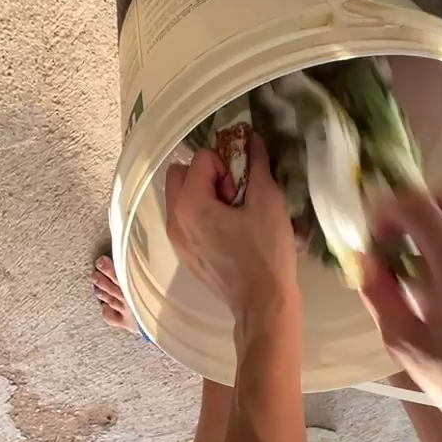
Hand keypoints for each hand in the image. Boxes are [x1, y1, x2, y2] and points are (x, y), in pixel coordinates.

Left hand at [165, 132, 297, 322]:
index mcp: (189, 204)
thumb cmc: (266, 252)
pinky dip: (202, 214)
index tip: (242, 191)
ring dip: (205, 194)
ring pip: (181, 196)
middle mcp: (173, 219)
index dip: (226, 167)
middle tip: (234, 197)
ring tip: (233, 215)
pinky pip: (185, 219)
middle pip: (181, 173)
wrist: (261, 302)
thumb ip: (257, 164)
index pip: (202, 158)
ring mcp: (176, 239)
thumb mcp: (268, 201)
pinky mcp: (184, 253)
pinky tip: (229, 232)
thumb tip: (253, 138)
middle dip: (208, 175)